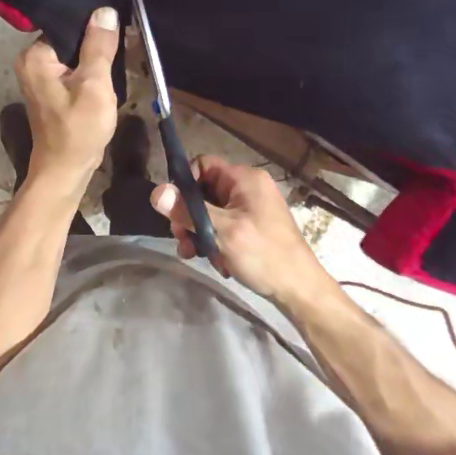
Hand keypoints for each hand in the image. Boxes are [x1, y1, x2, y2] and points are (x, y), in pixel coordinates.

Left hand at [14, 6, 121, 189]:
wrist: (66, 170)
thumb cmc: (78, 129)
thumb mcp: (94, 85)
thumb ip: (98, 46)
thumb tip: (104, 11)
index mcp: (35, 56)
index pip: (66, 23)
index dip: (93, 21)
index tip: (118, 18)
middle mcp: (31, 62)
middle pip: (69, 38)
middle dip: (95, 38)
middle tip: (125, 33)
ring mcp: (40, 77)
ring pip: (73, 54)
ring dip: (95, 54)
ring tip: (122, 46)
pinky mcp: (52, 90)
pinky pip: (73, 69)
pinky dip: (89, 69)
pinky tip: (109, 66)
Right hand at [151, 155, 334, 306]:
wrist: (299, 289)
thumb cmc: (263, 255)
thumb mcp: (221, 231)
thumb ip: (187, 210)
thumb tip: (155, 192)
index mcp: (245, 179)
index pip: (202, 165)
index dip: (184, 184)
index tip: (174, 211)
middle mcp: (248, 187)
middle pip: (203, 190)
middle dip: (189, 216)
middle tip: (183, 240)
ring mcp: (252, 207)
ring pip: (210, 211)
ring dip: (200, 233)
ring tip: (197, 255)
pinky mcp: (253, 226)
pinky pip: (223, 225)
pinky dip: (215, 241)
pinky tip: (217, 261)